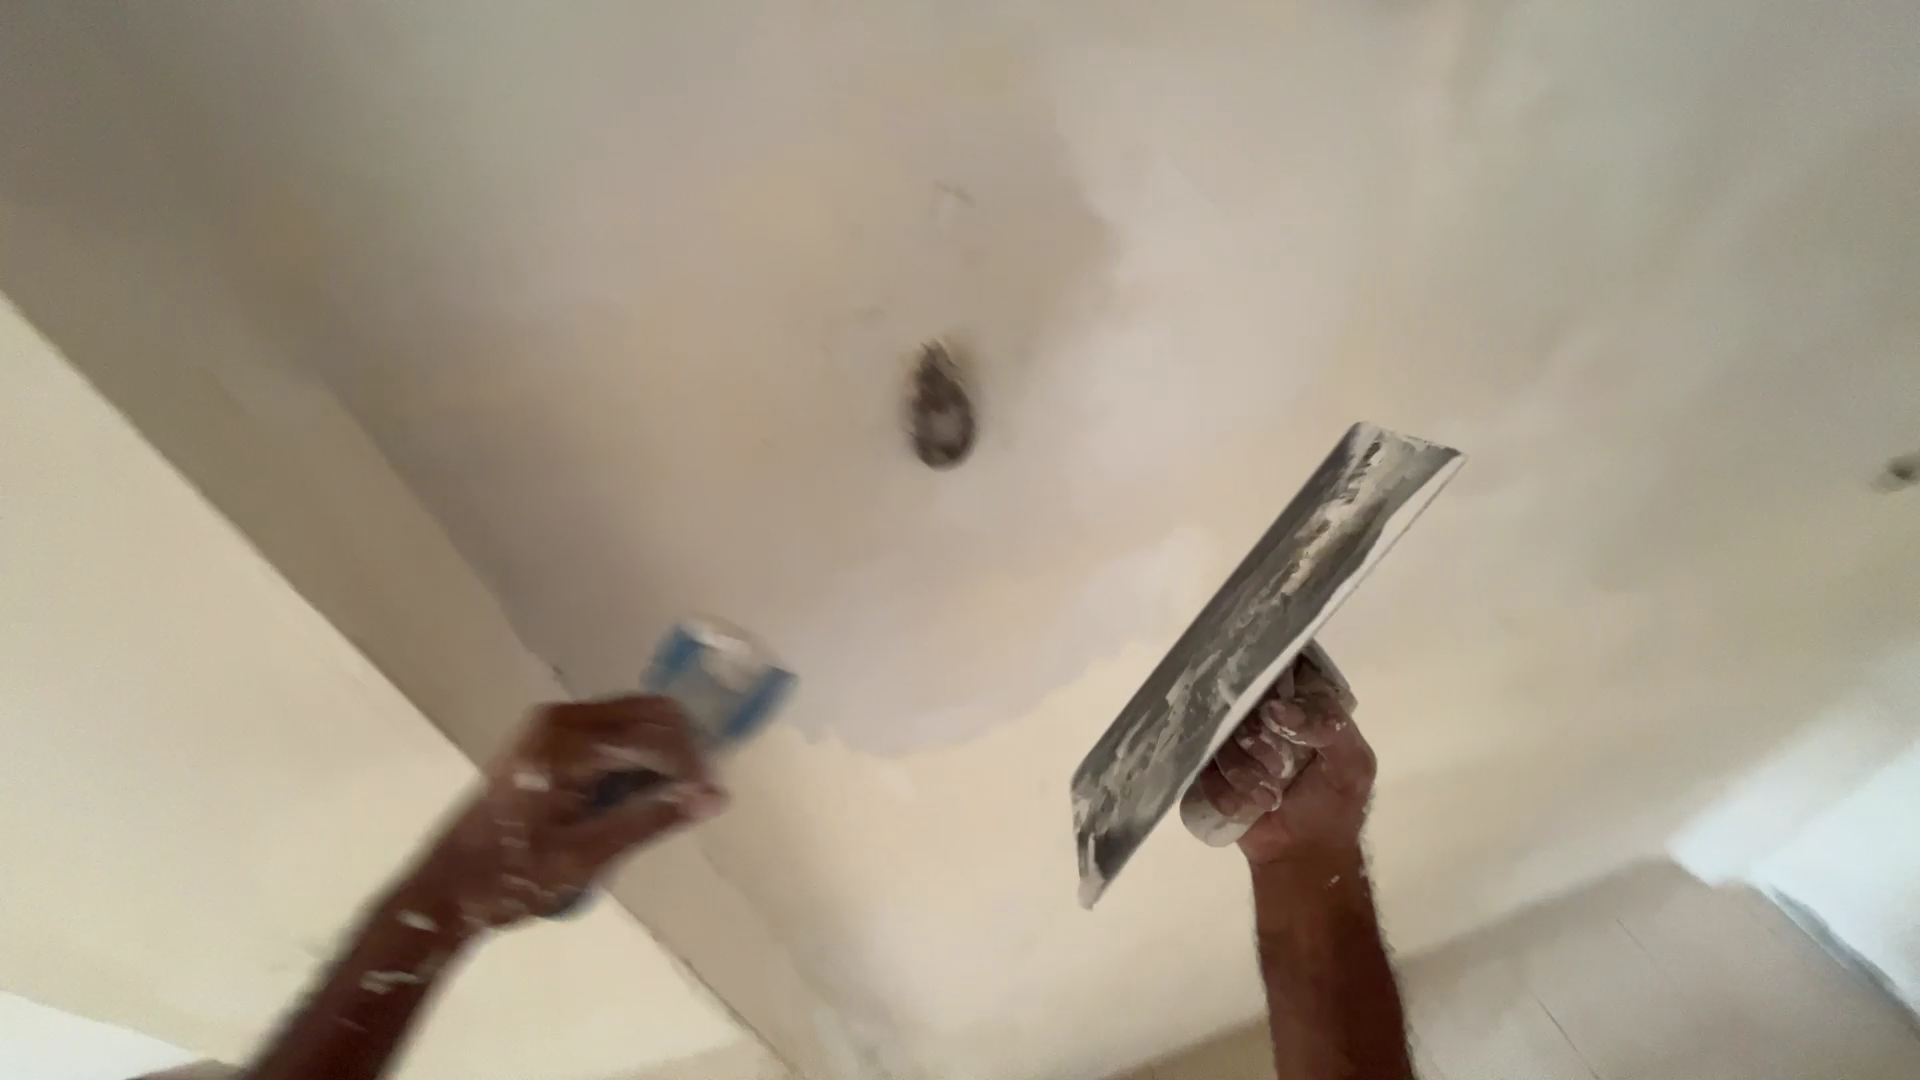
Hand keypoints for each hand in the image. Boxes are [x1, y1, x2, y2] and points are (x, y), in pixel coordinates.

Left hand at [416, 695, 724, 931]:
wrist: (441, 891)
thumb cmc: (511, 880)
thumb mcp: (586, 857)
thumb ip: (652, 818)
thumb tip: (716, 796)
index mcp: (567, 744)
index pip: (655, 734)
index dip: (689, 764)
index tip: (703, 798)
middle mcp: (561, 718)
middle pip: (650, 712)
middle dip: (679, 750)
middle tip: (689, 794)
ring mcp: (551, 722)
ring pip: (635, 715)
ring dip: (659, 749)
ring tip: (661, 796)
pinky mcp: (548, 732)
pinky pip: (614, 725)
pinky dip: (636, 750)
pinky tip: (632, 788)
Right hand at [1195, 660, 1375, 865]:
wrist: (1303, 856)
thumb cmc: (1333, 805)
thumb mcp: (1352, 762)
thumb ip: (1330, 726)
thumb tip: (1275, 709)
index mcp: (1292, 705)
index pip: (1271, 671)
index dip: (1265, 683)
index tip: (1272, 711)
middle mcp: (1255, 717)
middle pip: (1235, 705)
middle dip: (1256, 742)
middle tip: (1278, 768)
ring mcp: (1228, 744)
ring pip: (1216, 740)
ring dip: (1243, 773)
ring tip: (1268, 798)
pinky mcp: (1207, 771)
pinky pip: (1200, 770)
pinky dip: (1224, 792)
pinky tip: (1246, 808)